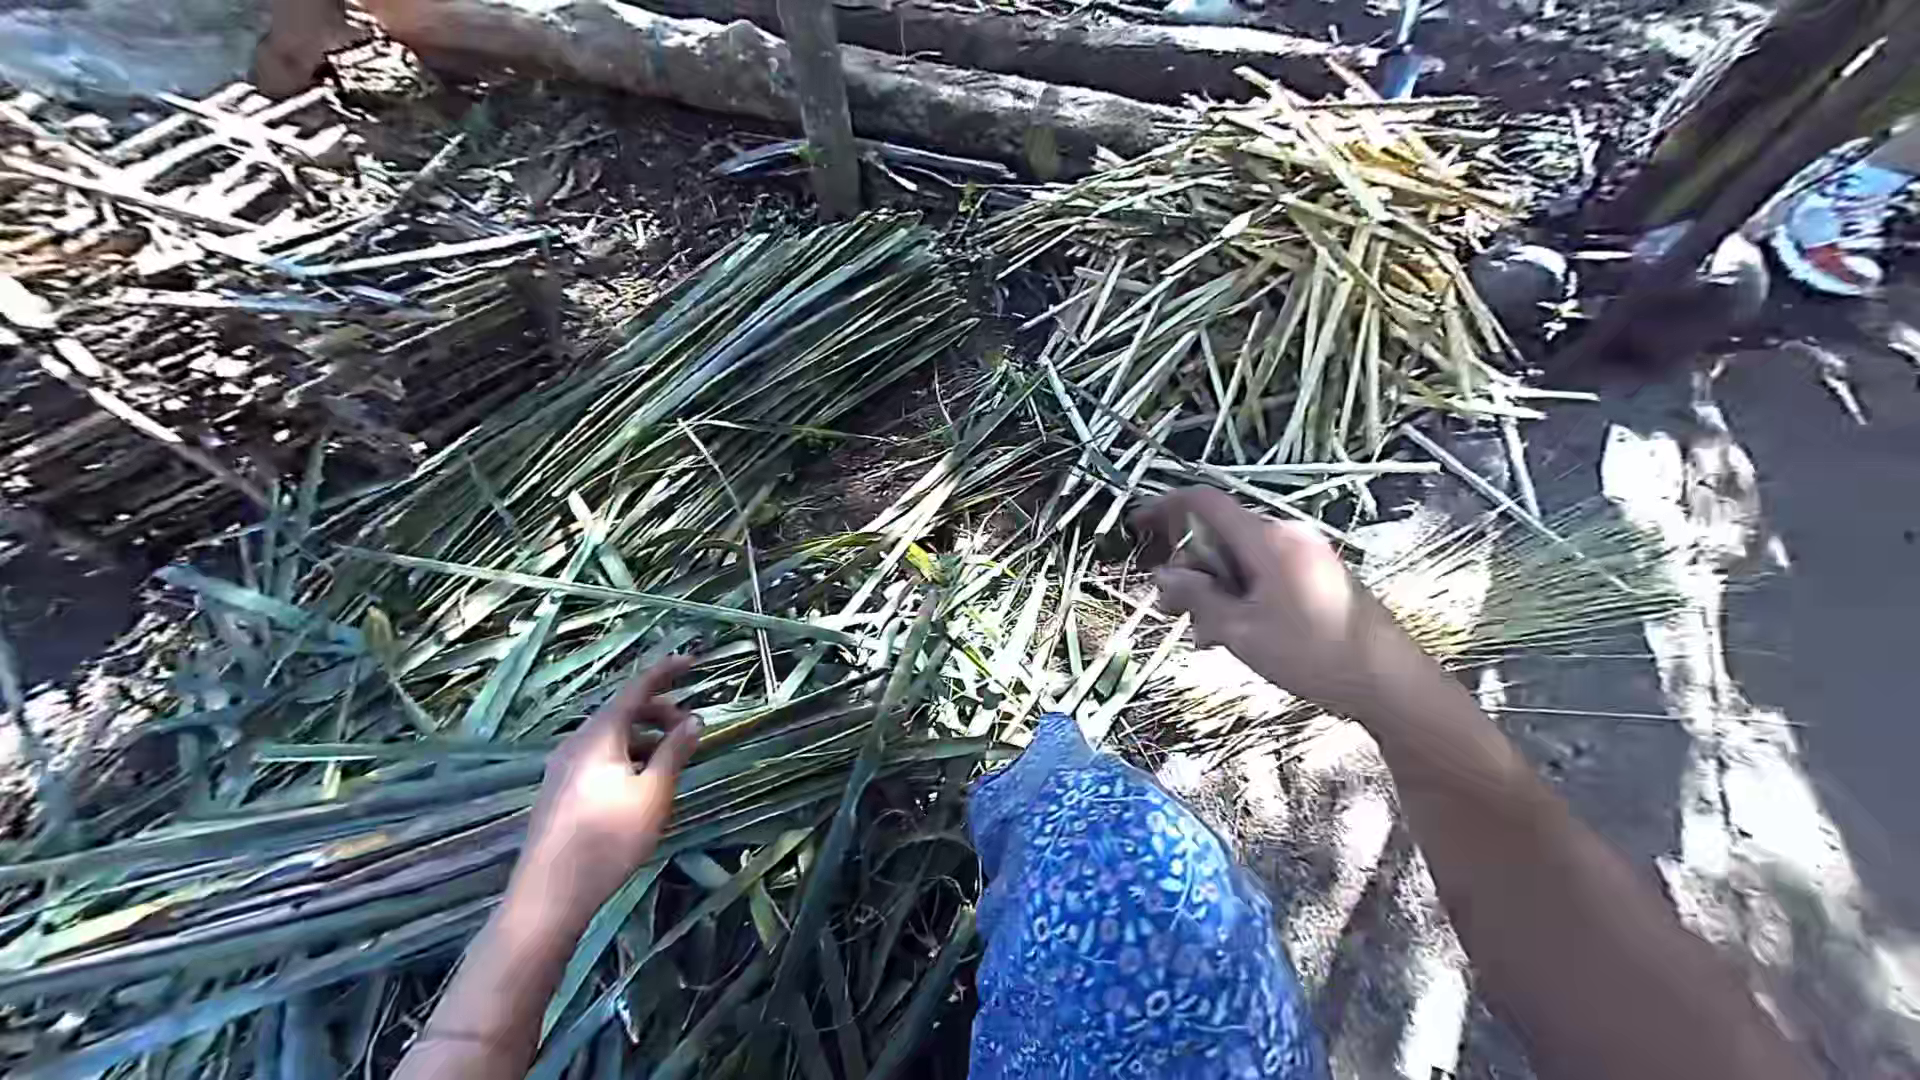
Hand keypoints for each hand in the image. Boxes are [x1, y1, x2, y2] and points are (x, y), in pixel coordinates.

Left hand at [509, 656, 701, 922]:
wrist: (547, 899)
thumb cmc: (608, 840)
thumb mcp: (654, 793)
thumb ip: (675, 751)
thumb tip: (695, 719)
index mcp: (599, 736)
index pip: (636, 690)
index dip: (665, 672)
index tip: (691, 661)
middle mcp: (576, 744)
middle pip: (623, 713)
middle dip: (660, 713)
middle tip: (690, 730)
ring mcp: (562, 769)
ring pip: (612, 737)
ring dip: (646, 738)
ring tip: (670, 761)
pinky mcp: (559, 792)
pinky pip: (599, 757)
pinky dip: (628, 756)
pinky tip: (641, 784)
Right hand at [1133, 487, 1440, 718]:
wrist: (1392, 685)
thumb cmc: (1312, 654)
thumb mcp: (1241, 630)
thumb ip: (1197, 596)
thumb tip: (1162, 574)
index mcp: (1267, 540)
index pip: (1205, 503)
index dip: (1165, 508)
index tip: (1137, 525)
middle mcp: (1285, 536)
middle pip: (1218, 535)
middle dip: (1188, 568)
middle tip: (1172, 609)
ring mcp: (1303, 555)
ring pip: (1237, 559)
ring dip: (1211, 589)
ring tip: (1205, 635)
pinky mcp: (1314, 575)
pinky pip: (1260, 572)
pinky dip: (1237, 594)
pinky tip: (1232, 633)